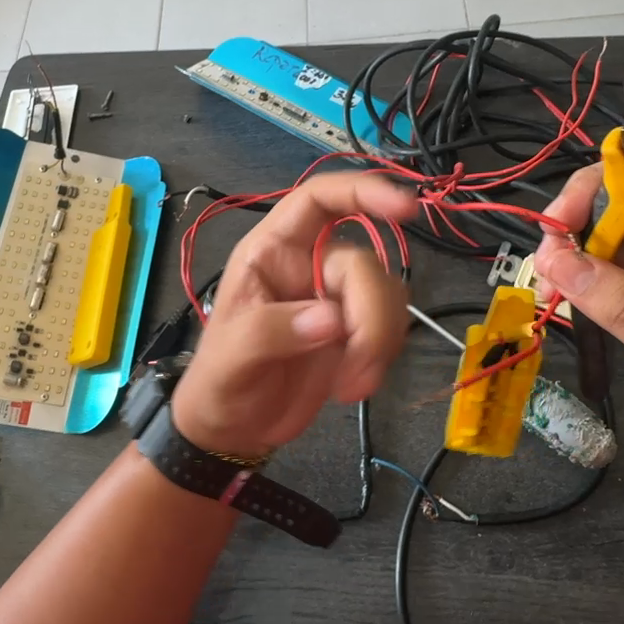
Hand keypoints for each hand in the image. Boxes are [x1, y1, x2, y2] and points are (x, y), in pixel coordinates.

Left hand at [170, 173, 418, 458]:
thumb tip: (332, 319)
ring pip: (386, 294)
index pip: (317, 200)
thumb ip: (271, 333)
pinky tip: (353, 384)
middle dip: (370, 315)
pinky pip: (391, 325)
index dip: (360, 191)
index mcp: (271, 252)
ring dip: (379, 340)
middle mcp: (308, 265)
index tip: (404, 208)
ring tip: (350, 384)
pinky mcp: (356, 331)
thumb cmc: (218, 383)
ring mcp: (336, 297)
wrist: (234, 431)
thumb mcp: (230, 358)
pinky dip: (384, 354)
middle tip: (357, 369)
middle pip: (362, 264)